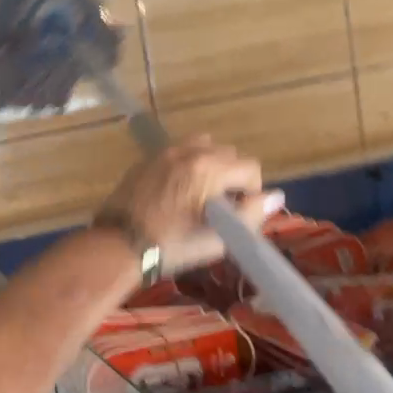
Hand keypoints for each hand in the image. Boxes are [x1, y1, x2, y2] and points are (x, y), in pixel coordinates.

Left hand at [98, 135, 279, 274]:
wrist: (117, 244)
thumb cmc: (171, 245)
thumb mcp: (216, 238)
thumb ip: (250, 215)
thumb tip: (275, 197)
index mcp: (208, 168)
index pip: (250, 167)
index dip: (251, 191)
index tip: (238, 212)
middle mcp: (187, 152)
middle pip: (226, 154)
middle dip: (231, 176)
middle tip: (220, 206)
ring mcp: (163, 153)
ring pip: (201, 146)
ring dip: (208, 165)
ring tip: (200, 194)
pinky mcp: (144, 160)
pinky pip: (176, 153)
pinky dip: (185, 165)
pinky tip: (176, 191)